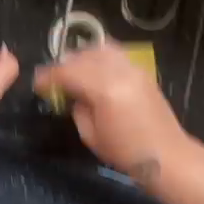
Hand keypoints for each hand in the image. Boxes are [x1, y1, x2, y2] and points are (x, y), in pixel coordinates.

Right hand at [33, 43, 186, 185]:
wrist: (166, 155)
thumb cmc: (126, 152)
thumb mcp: (90, 135)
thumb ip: (78, 108)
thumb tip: (73, 94)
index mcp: (104, 89)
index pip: (68, 72)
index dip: (48, 77)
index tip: (37, 84)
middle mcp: (119, 71)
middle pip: (83, 56)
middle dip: (64, 65)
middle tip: (54, 80)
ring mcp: (133, 68)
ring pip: (100, 48)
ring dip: (82, 57)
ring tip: (74, 71)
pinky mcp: (142, 71)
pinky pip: (116, 53)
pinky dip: (100, 57)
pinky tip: (94, 70)